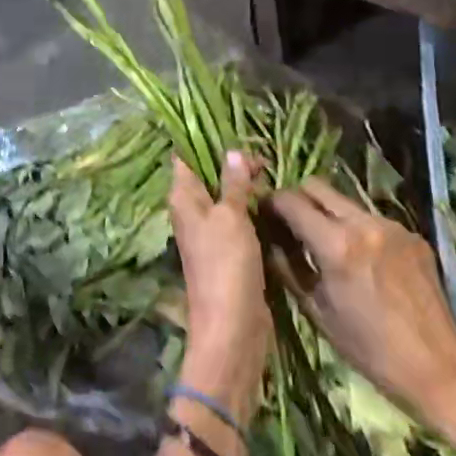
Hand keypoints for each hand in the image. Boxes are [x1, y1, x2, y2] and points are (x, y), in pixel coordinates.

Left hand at [168, 152, 269, 424]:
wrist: (232, 327)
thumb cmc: (226, 265)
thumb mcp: (231, 217)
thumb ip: (233, 183)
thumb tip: (234, 150)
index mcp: (183, 195)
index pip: (185, 155)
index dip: (205, 139)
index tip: (232, 129)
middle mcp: (191, 209)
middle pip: (207, 174)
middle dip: (231, 161)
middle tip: (264, 153)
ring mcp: (208, 230)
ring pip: (224, 196)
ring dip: (244, 185)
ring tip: (272, 170)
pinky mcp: (227, 249)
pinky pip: (237, 219)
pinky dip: (251, 208)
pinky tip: (272, 201)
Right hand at [269, 179, 455, 420]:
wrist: (440, 369)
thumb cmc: (369, 347)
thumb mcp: (315, 309)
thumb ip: (285, 265)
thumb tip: (268, 238)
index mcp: (335, 244)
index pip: (289, 199)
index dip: (271, 203)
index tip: (265, 215)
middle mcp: (363, 224)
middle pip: (316, 186)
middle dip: (298, 198)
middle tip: (293, 223)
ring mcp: (391, 226)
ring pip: (344, 201)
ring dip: (328, 213)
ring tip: (329, 244)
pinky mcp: (412, 235)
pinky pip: (371, 220)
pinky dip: (357, 230)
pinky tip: (363, 259)